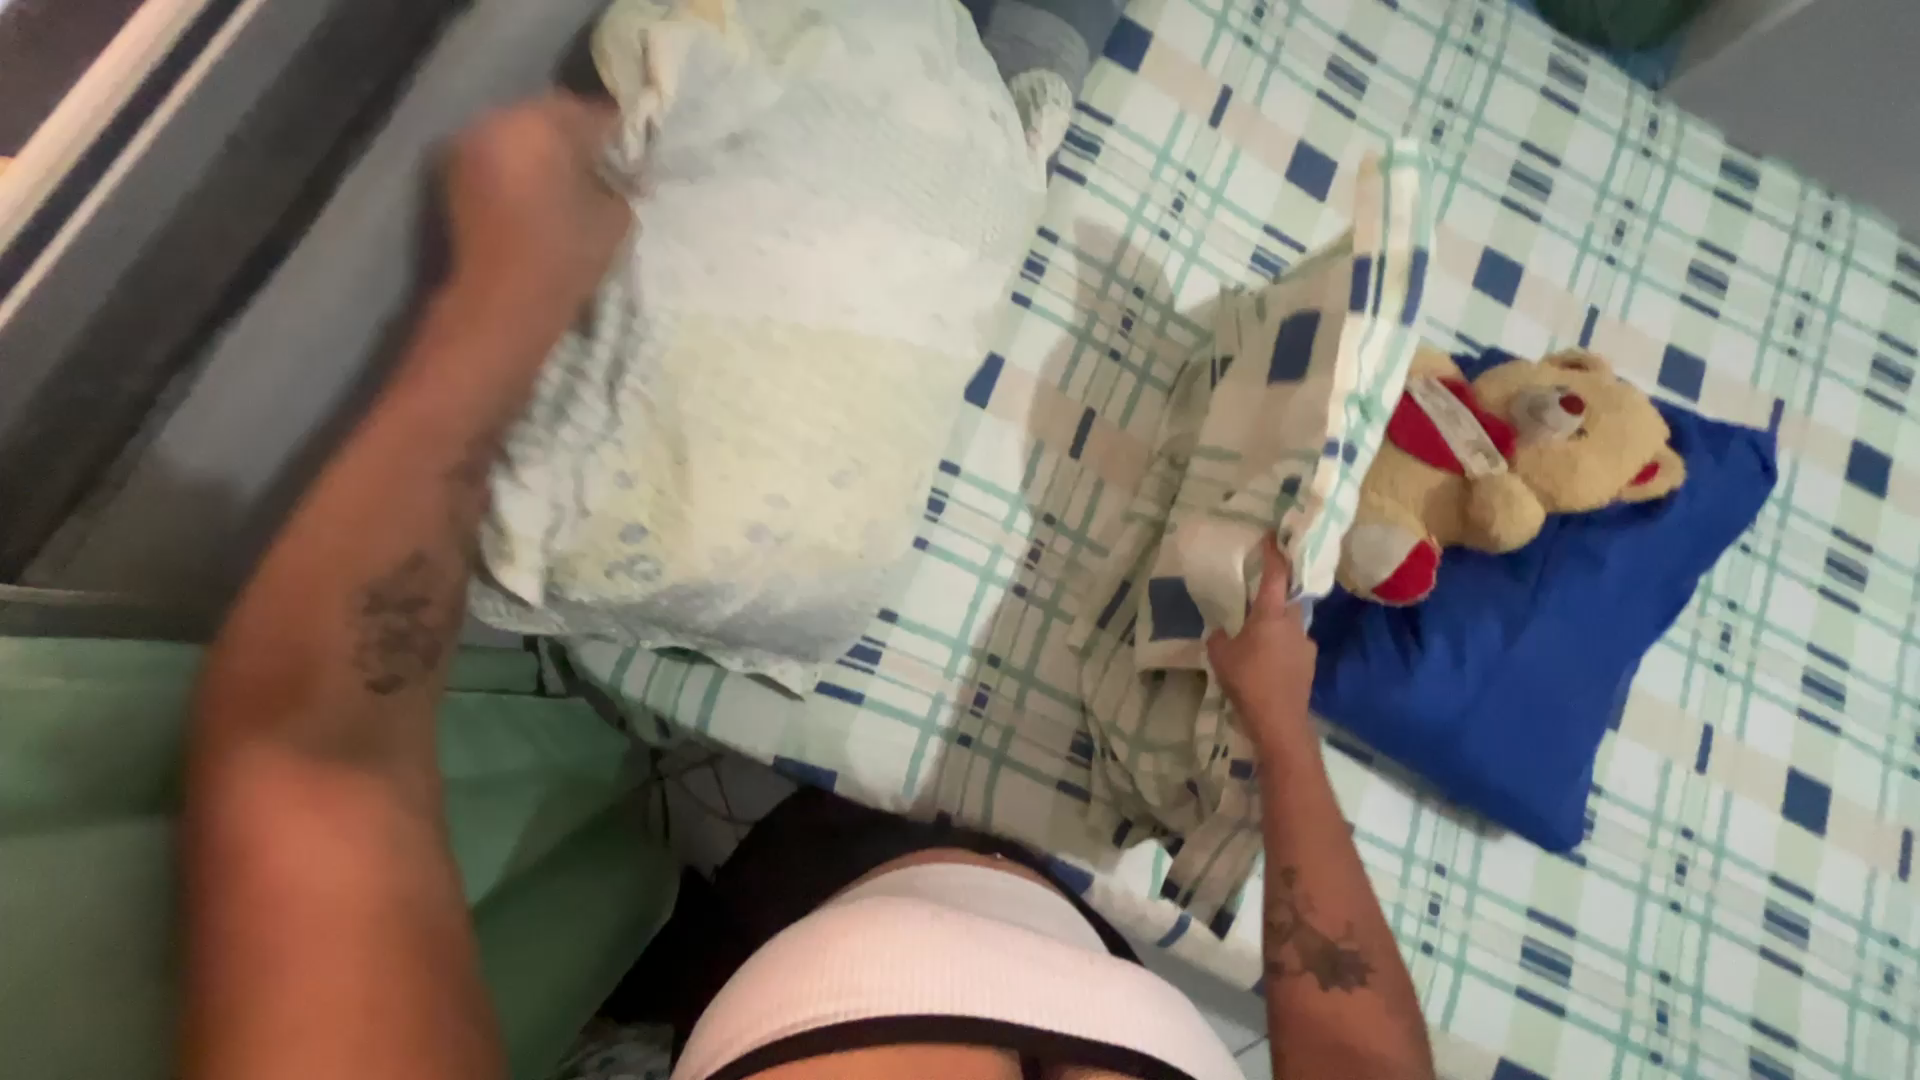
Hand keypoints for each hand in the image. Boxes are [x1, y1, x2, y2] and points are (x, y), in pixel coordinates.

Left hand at [441, 92, 632, 317]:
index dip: (618, 132)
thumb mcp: (616, 219)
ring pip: (520, 135)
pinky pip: (500, 156)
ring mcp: (470, 144)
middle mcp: (498, 121)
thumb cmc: (566, 257)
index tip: (636, 153)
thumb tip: (619, 176)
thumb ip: (620, 185)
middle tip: (606, 168)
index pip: (591, 112)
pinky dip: (522, 168)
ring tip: (573, 184)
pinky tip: (542, 197)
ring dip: (547, 153)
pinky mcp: (455, 172)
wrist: (504, 301)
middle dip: (578, 138)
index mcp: (542, 126)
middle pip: (549, 117)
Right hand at [1207, 536, 1318, 755]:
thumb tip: (1221, 631)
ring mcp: (1305, 644)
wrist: (1279, 720)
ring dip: (1275, 625)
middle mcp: (1293, 623)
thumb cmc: (1247, 680)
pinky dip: (1280, 647)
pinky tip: (1266, 663)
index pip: (1275, 575)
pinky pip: (1293, 646)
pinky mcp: (1309, 664)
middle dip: (1272, 595)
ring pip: (1289, 624)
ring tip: (1256, 639)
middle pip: (1285, 599)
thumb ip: (1219, 636)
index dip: (1273, 554)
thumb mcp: (1219, 655)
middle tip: (1255, 597)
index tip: (1271, 536)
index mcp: (1270, 614)